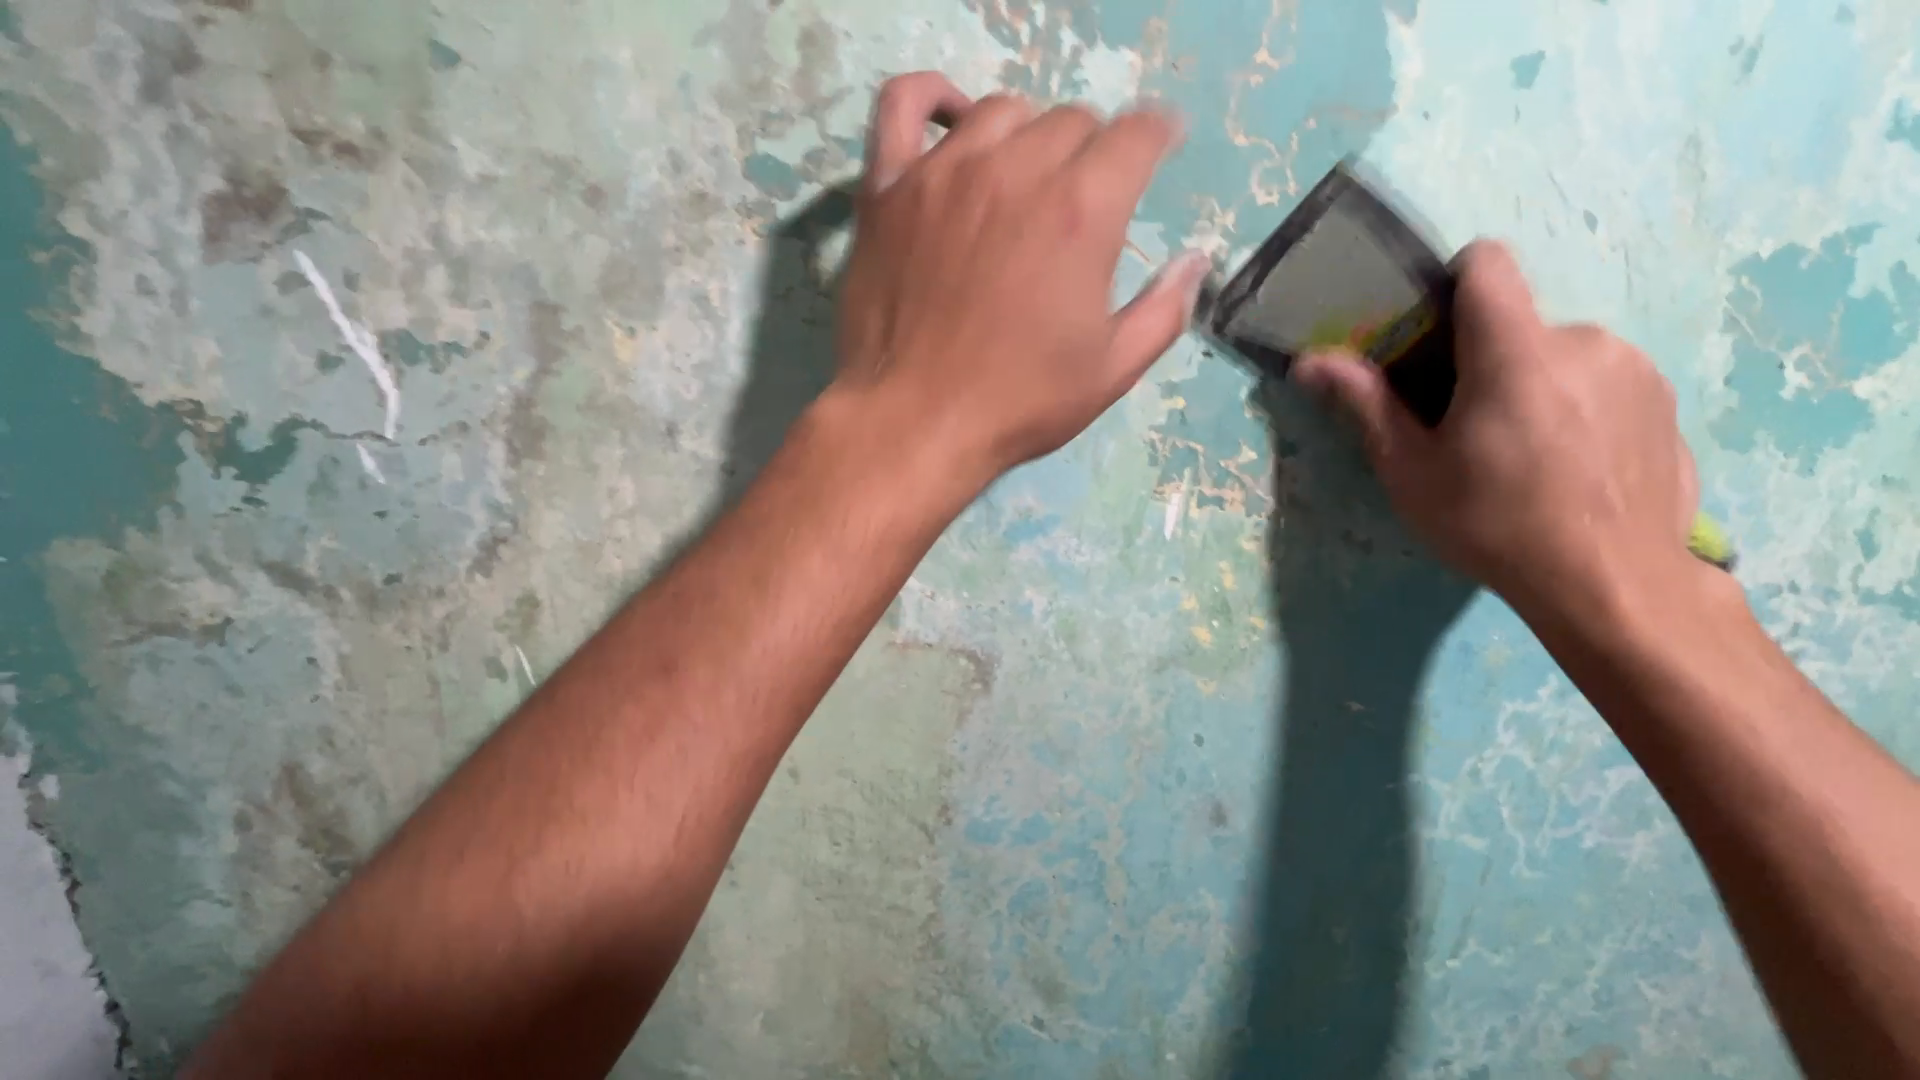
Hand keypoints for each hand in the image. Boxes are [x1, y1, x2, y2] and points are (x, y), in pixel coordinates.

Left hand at [828, 72, 1210, 484]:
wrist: (913, 423)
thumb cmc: (1018, 403)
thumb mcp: (1111, 371)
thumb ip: (1164, 309)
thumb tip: (1195, 260)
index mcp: (1081, 211)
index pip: (1137, 134)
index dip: (1157, 138)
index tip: (1157, 152)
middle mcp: (1015, 170)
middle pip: (1071, 120)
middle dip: (1092, 150)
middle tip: (1084, 196)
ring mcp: (943, 172)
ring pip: (1001, 111)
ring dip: (1027, 134)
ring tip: (1024, 176)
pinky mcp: (888, 188)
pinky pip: (902, 105)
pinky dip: (930, 99)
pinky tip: (949, 120)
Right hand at [1293, 242, 1701, 614]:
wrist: (1614, 586)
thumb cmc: (1495, 526)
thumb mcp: (1412, 472)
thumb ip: (1366, 404)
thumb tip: (1309, 362)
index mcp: (1514, 351)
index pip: (1486, 264)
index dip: (1453, 282)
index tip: (1433, 334)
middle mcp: (1583, 342)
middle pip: (1517, 325)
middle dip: (1487, 361)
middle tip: (1470, 430)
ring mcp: (1636, 370)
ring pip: (1563, 357)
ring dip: (1536, 387)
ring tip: (1525, 456)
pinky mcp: (1667, 402)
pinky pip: (1606, 386)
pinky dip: (1580, 411)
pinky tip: (1571, 471)